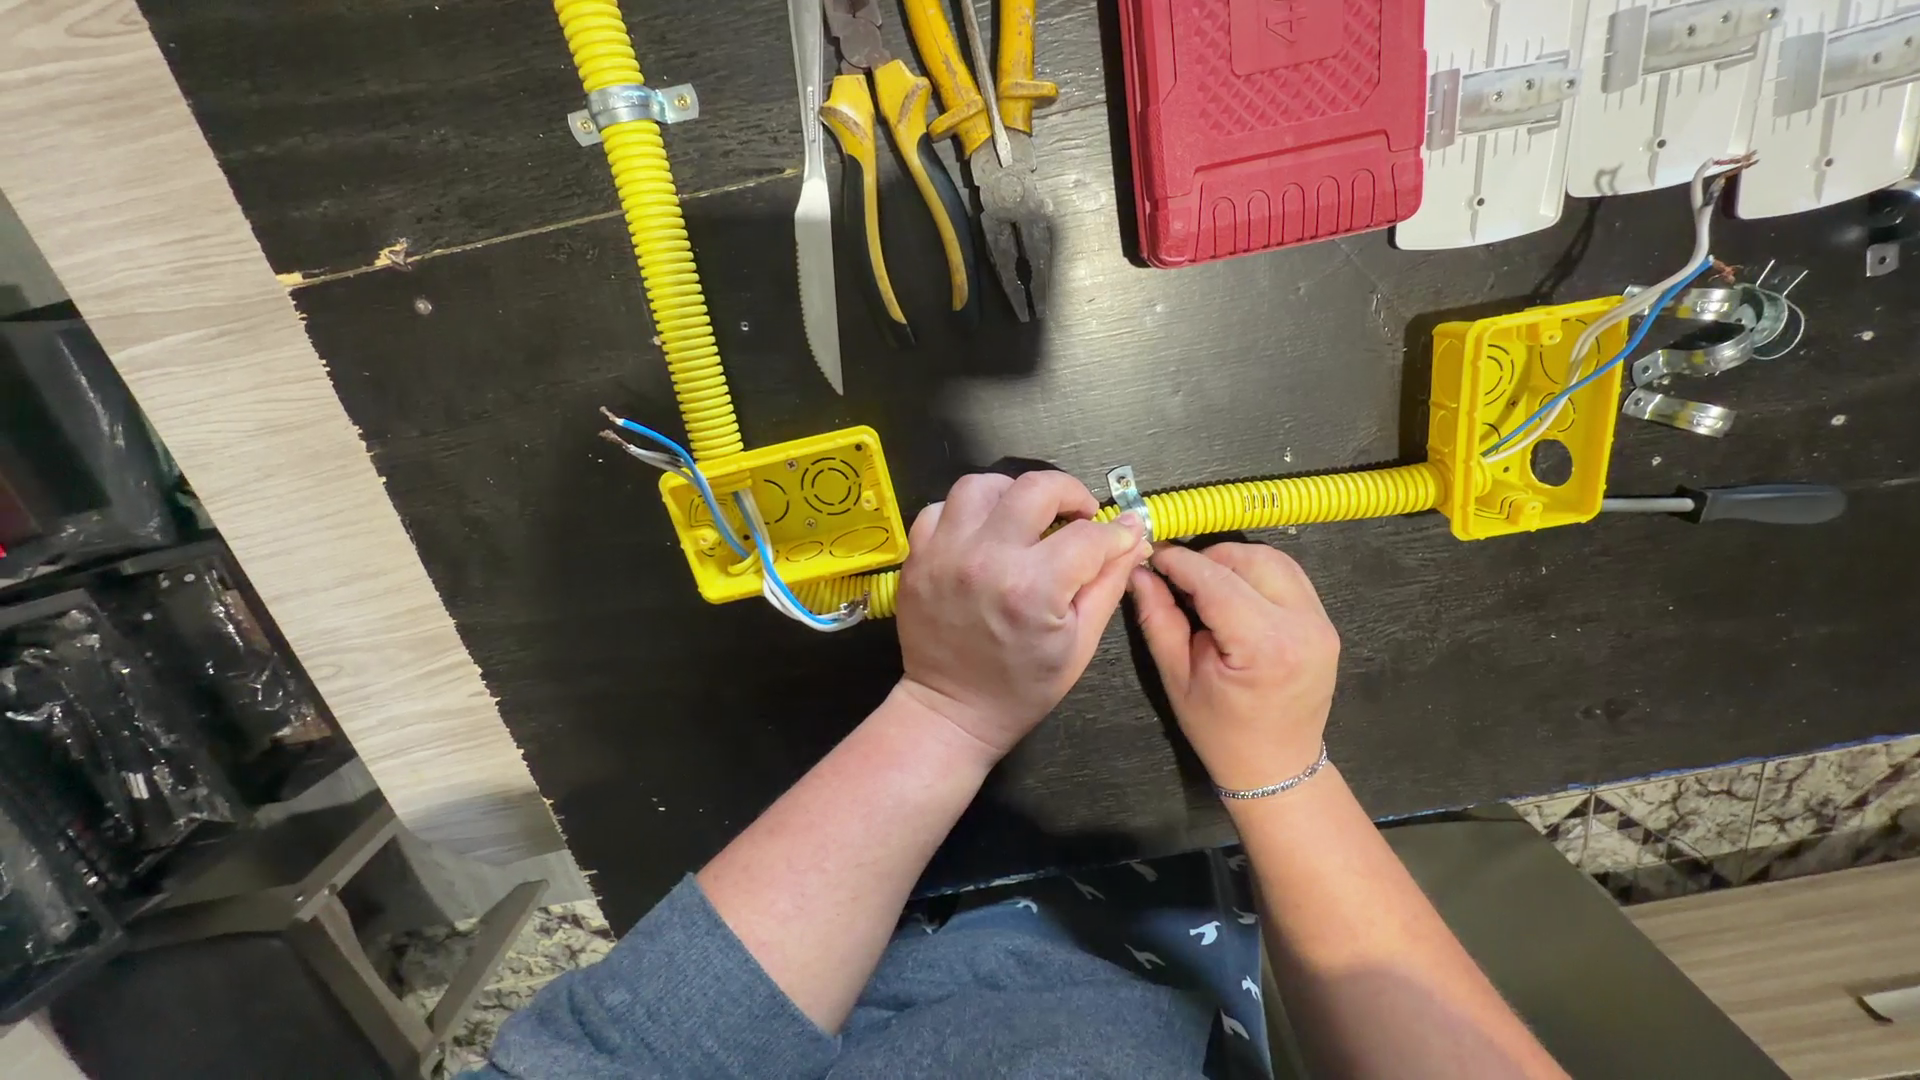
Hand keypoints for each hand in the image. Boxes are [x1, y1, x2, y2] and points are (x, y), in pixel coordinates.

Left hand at [896, 471, 1149, 757]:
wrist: (952, 710)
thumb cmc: (1023, 686)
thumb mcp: (1081, 642)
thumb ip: (1108, 582)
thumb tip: (1132, 534)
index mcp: (1032, 588)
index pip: (1087, 535)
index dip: (1113, 534)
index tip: (1119, 537)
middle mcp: (985, 559)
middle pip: (1035, 488)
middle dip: (1069, 494)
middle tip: (1076, 516)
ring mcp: (944, 553)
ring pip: (981, 485)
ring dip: (1012, 494)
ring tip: (1026, 518)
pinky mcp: (918, 557)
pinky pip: (940, 508)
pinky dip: (967, 512)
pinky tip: (983, 534)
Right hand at [1128, 543, 1338, 792]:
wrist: (1278, 766)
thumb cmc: (1220, 731)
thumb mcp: (1176, 678)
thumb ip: (1158, 619)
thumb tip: (1139, 573)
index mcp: (1264, 646)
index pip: (1215, 580)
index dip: (1179, 562)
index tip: (1152, 554)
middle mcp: (1302, 626)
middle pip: (1250, 559)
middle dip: (1208, 558)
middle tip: (1177, 576)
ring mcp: (1321, 623)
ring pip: (1274, 560)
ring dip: (1234, 561)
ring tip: (1204, 582)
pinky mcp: (1326, 623)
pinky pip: (1290, 577)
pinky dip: (1257, 573)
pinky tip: (1233, 592)